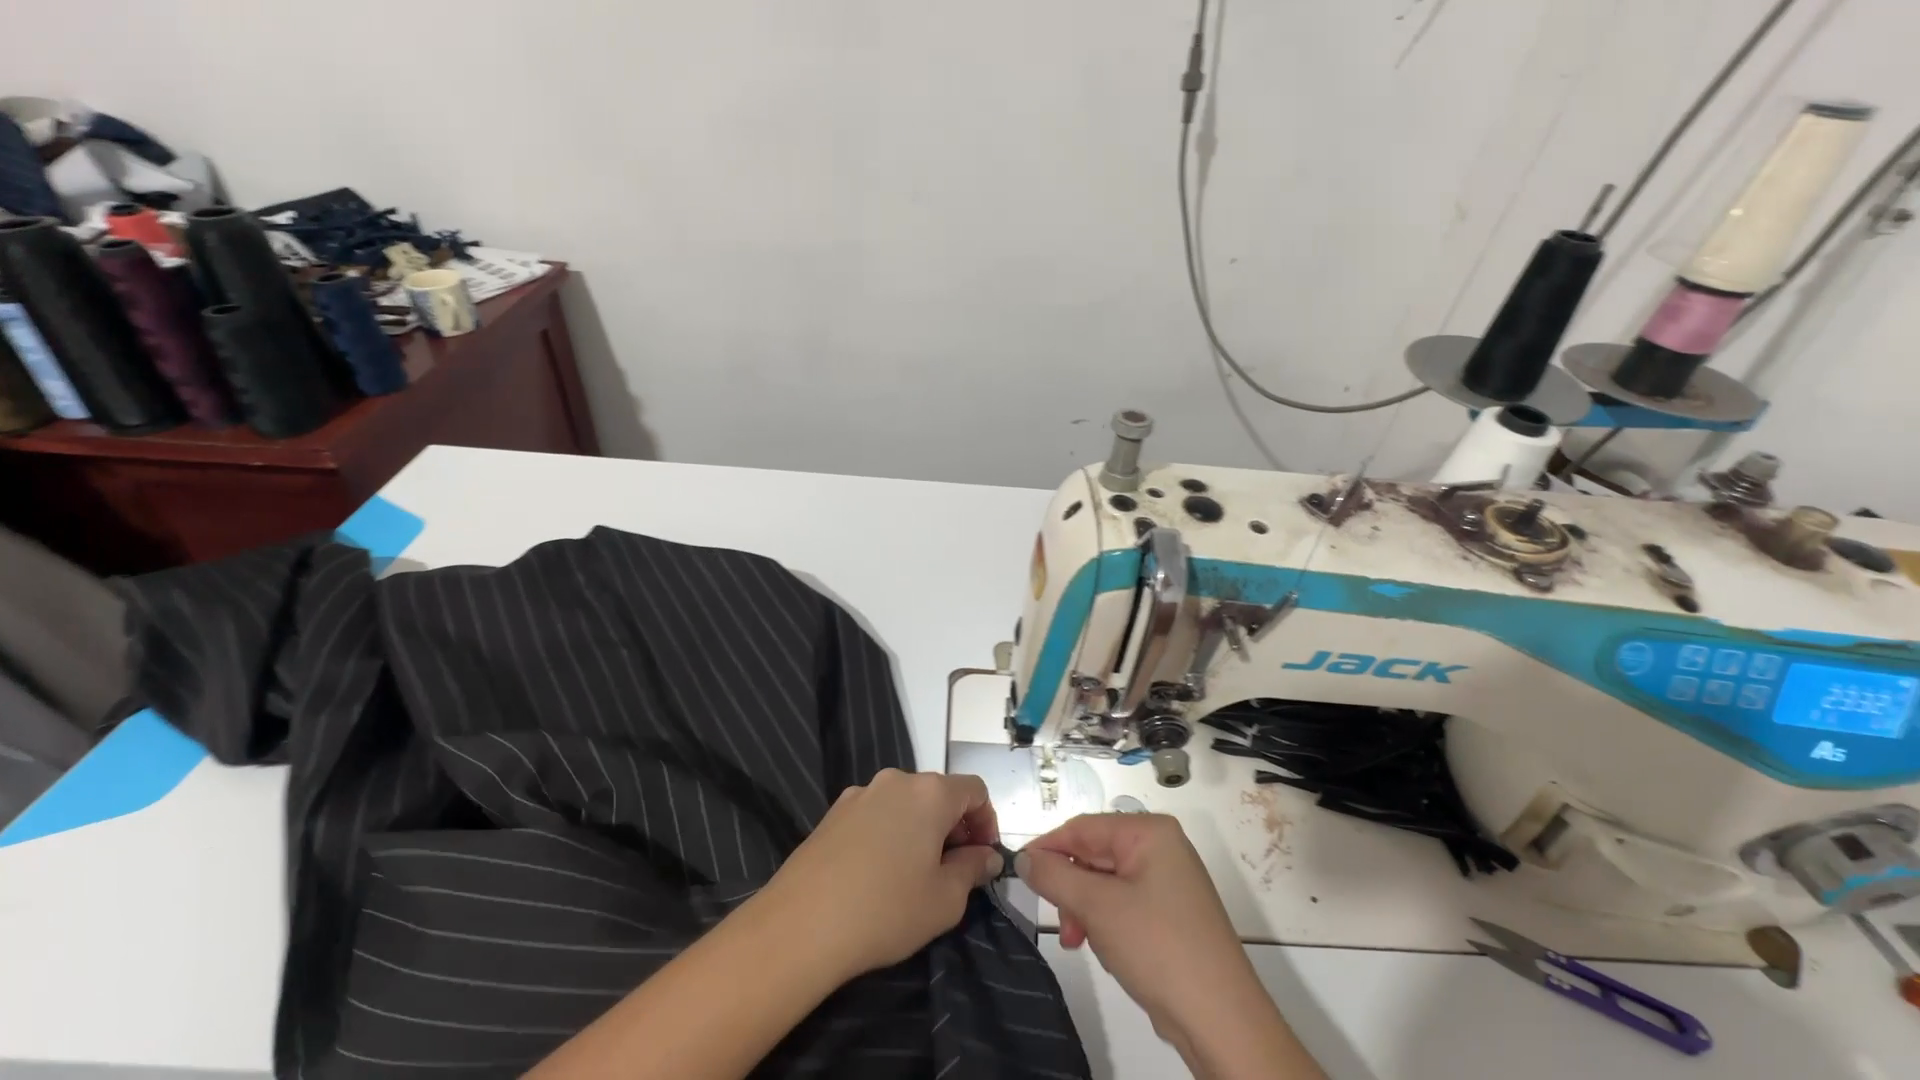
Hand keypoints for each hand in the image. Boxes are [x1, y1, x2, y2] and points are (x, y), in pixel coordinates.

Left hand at [750, 769, 1004, 982]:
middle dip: (954, 828)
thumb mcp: (945, 899)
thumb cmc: (886, 911)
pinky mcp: (831, 815)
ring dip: (920, 832)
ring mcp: (858, 796)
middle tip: (954, 873)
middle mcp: (894, 782)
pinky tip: (879, 877)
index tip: (983, 860)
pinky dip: (889, 836)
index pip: (974, 791)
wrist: (800, 927)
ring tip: (914, 878)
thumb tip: (986, 856)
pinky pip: (875, 817)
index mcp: (929, 793)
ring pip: (905, 806)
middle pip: (938, 794)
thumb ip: (973, 870)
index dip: (987, 823)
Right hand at [1017, 814, 1263, 1040]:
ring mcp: (1167, 883)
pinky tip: (1100, 947)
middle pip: (1093, 855)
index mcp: (1150, 833)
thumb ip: (1054, 876)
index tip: (1018, 873)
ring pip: (1104, 884)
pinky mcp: (1169, 915)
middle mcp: (1161, 849)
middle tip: (1059, 923)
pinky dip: (1104, 923)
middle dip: (1070, 888)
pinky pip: (1122, 905)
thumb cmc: (1157, 946)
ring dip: (1083, 910)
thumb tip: (1024, 857)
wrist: (1218, 1015)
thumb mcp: (1097, 907)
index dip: (1048, 848)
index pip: (1083, 827)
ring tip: (1079, 941)